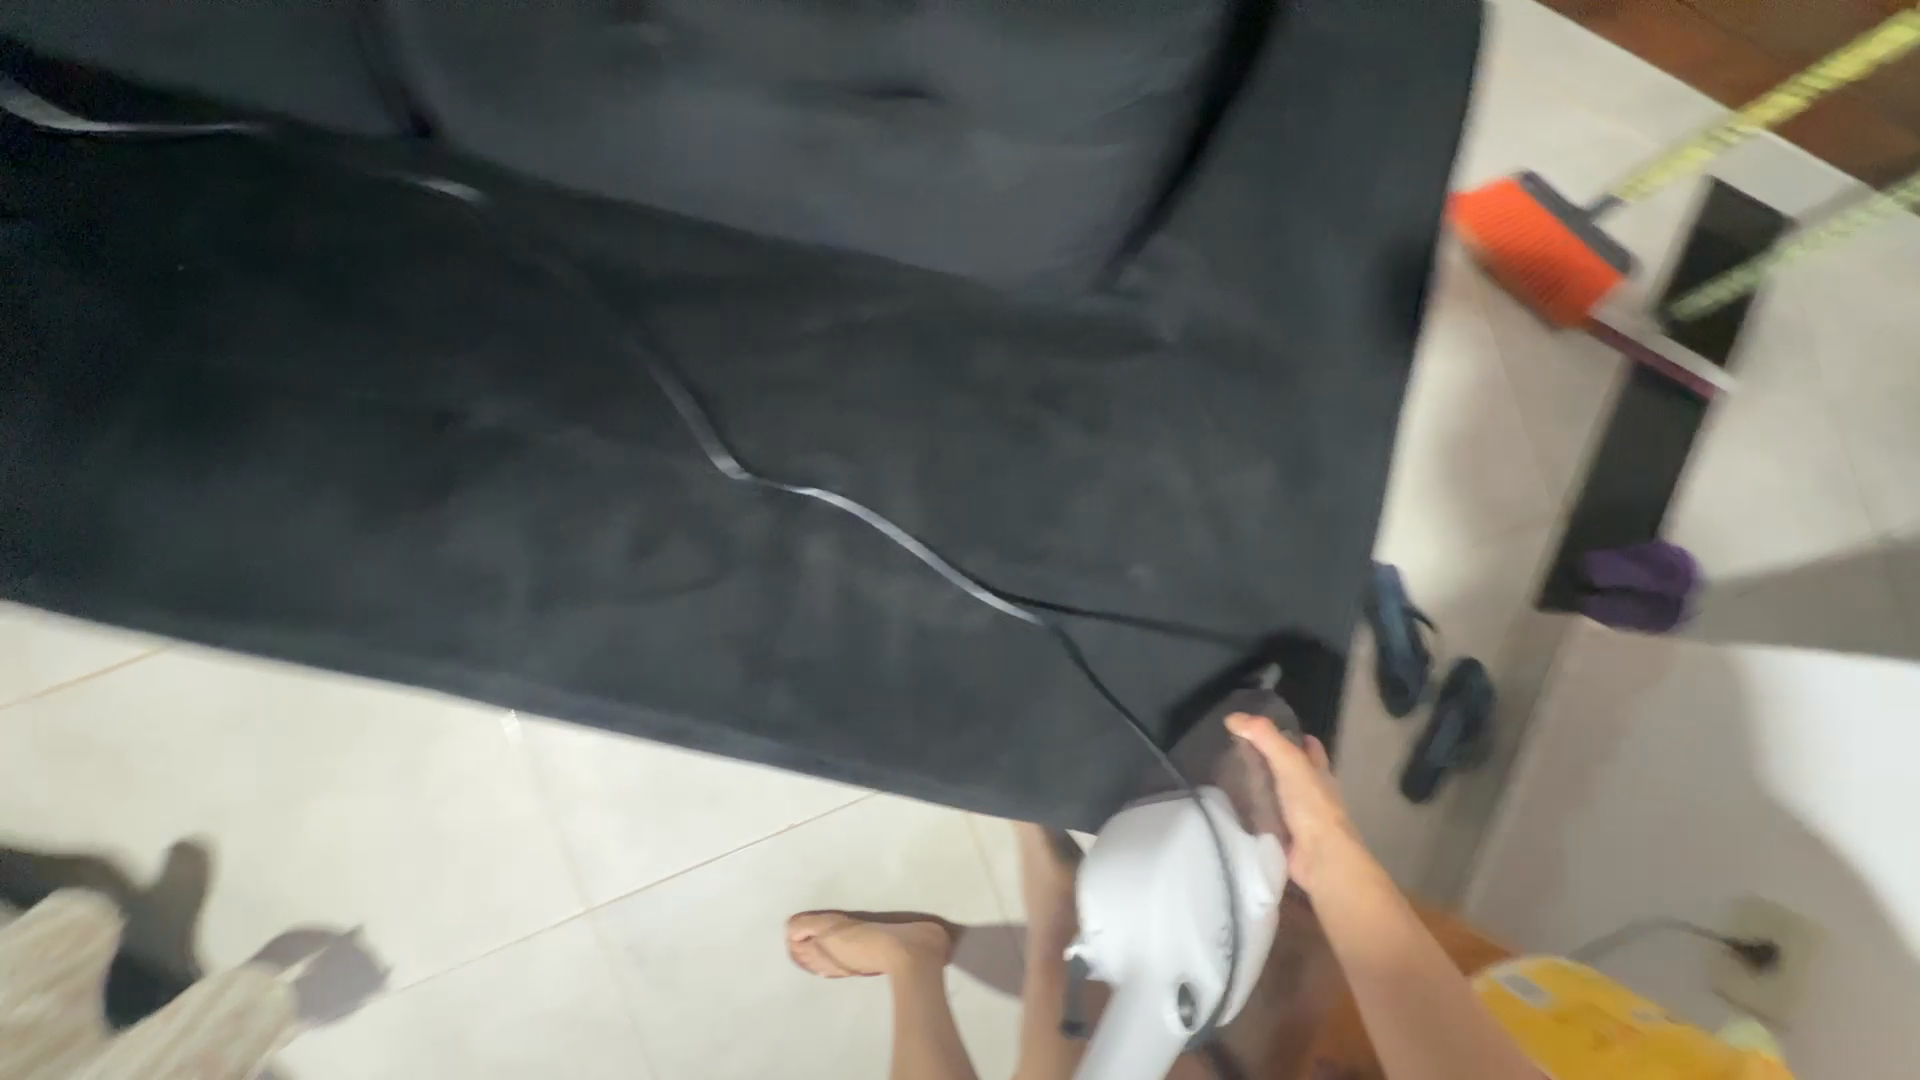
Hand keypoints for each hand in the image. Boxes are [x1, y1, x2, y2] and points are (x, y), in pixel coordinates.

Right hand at [1225, 713, 1375, 897]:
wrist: (1319, 859)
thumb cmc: (1312, 806)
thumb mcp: (1289, 762)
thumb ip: (1265, 737)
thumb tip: (1232, 717)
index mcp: (1319, 773)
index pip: (1309, 748)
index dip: (1296, 737)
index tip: (1269, 729)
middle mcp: (1311, 793)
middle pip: (1291, 772)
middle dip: (1272, 762)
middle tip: (1238, 750)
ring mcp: (1298, 817)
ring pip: (1276, 794)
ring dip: (1257, 787)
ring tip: (1225, 774)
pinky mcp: (1283, 836)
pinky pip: (1262, 818)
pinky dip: (1249, 812)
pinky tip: (1228, 805)